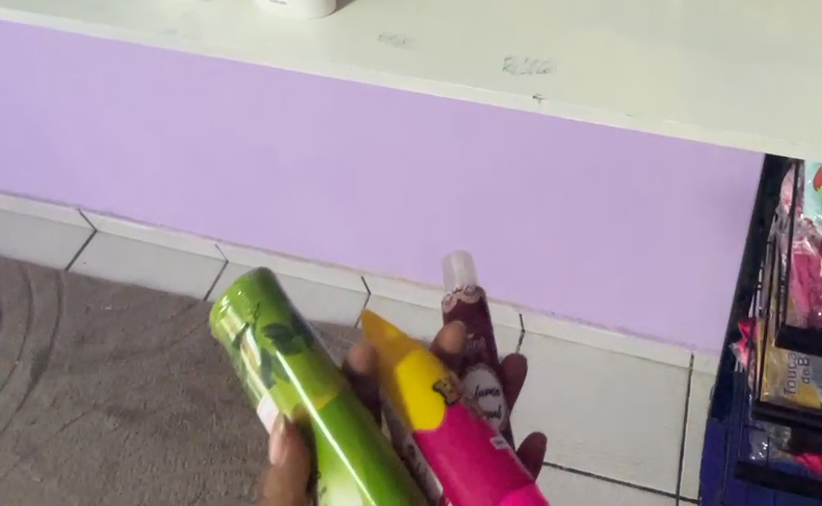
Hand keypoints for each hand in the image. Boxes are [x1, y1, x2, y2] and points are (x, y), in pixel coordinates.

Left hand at [258, 320, 546, 505]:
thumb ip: (288, 492)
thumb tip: (285, 422)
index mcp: (354, 475)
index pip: (359, 415)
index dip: (367, 376)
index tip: (375, 348)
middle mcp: (400, 479)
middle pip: (422, 414)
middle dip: (444, 369)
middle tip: (461, 333)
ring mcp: (442, 496)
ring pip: (471, 441)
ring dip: (497, 401)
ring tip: (516, 365)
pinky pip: (503, 492)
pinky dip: (522, 467)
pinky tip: (536, 442)